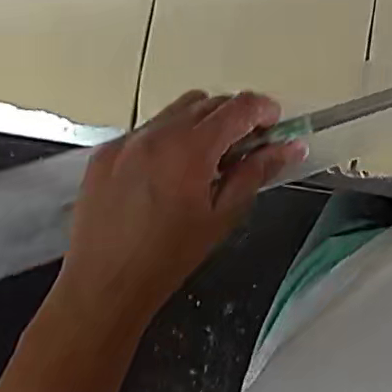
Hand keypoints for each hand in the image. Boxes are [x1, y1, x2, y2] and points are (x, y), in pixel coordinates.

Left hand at [53, 91, 304, 323]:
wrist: (101, 289)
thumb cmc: (168, 257)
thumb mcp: (224, 215)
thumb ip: (258, 171)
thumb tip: (291, 147)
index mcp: (190, 148)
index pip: (240, 106)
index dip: (264, 110)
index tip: (274, 126)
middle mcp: (157, 134)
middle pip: (210, 102)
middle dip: (234, 117)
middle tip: (243, 148)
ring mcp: (126, 141)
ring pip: (178, 110)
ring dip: (201, 123)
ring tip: (205, 160)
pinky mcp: (104, 152)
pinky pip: (148, 128)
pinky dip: (168, 138)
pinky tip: (168, 172)